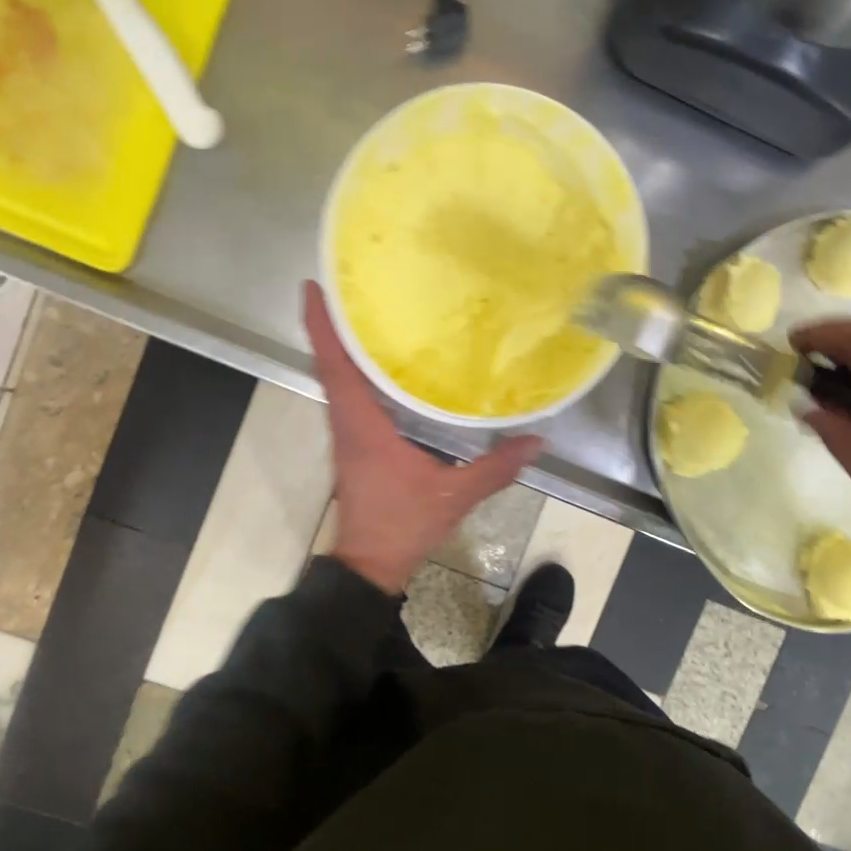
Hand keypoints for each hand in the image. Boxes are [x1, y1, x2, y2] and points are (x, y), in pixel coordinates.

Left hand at [302, 282, 543, 593]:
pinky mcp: (354, 447)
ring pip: (338, 381)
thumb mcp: (452, 496)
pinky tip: (384, 366)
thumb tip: (536, 442)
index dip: (323, 326)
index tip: (314, 286)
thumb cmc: (401, 526)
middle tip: (352, 284)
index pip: (336, 366)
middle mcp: (346, 424)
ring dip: (345, 347)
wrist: (369, 566)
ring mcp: (347, 436)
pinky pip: (348, 398)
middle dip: (336, 324)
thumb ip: (493, 469)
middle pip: (332, 364)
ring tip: (367, 313)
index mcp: (361, 427)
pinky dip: (356, 373)